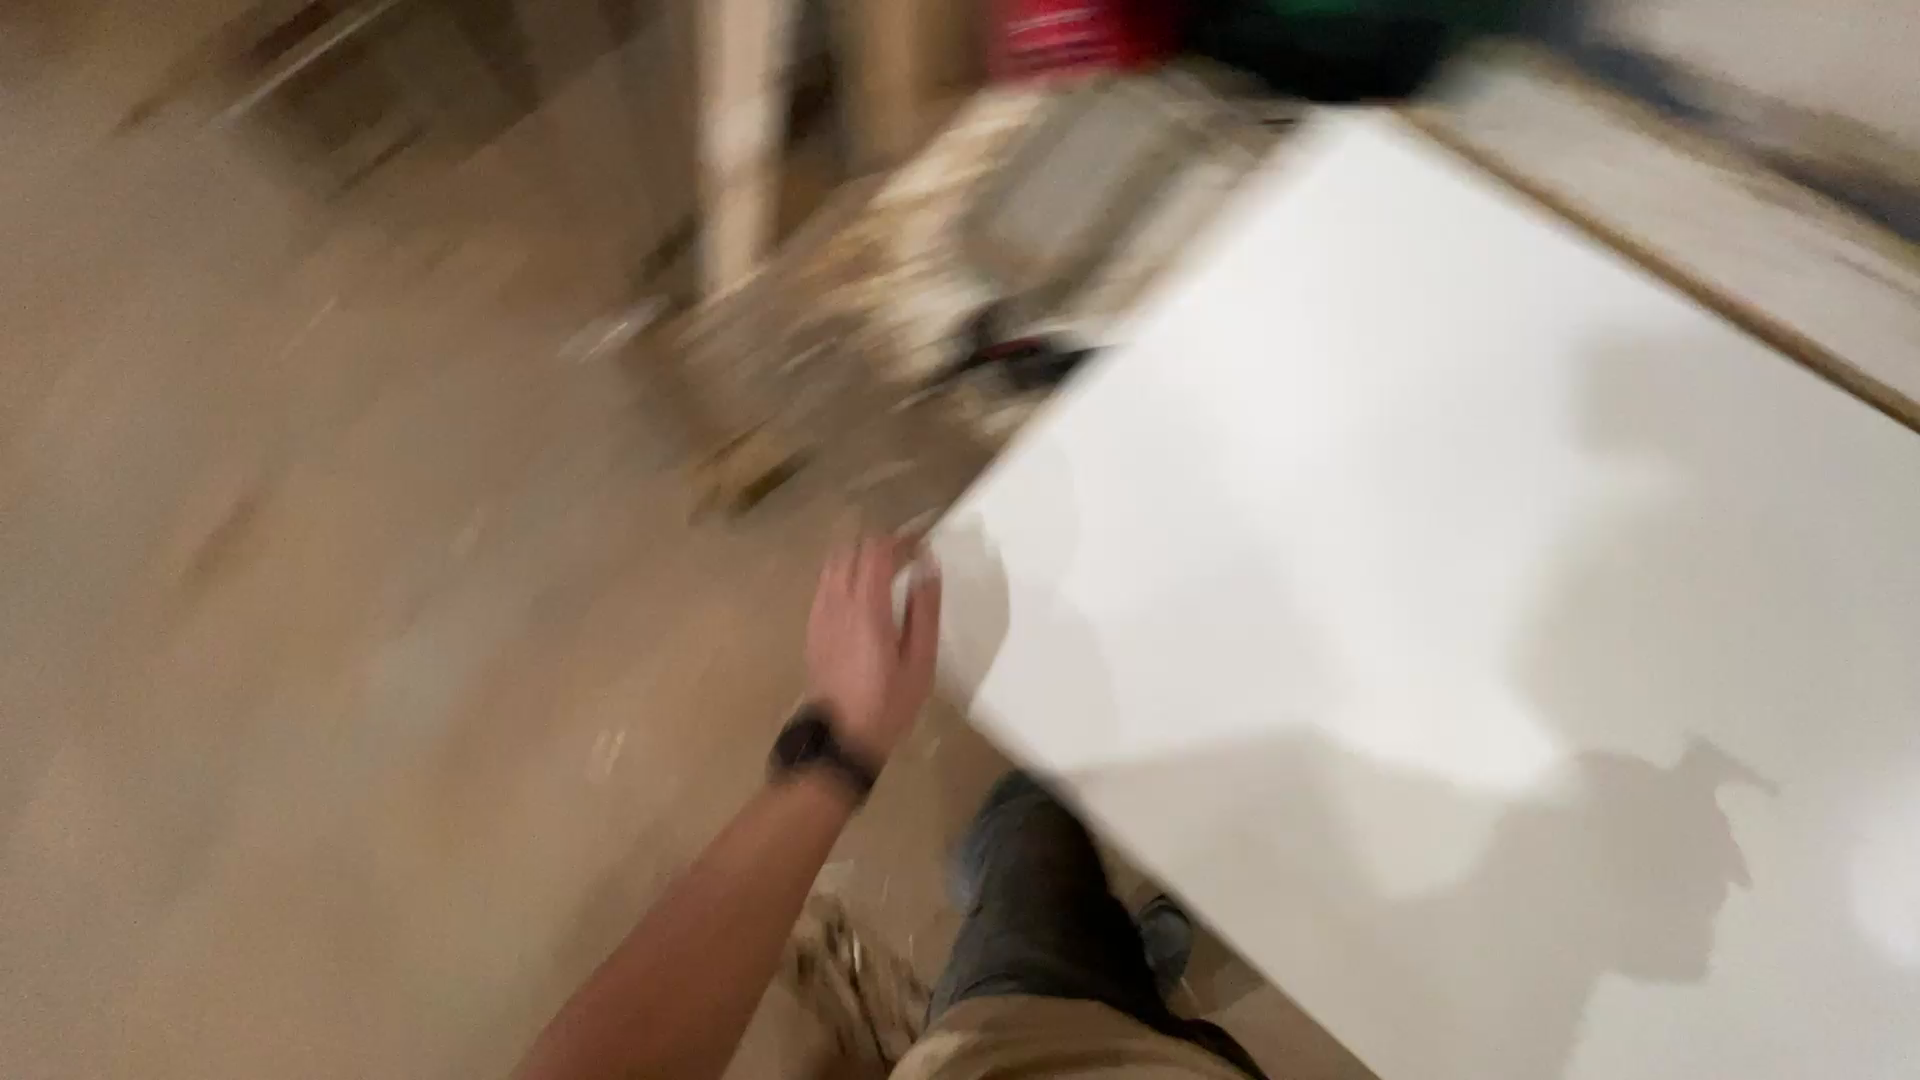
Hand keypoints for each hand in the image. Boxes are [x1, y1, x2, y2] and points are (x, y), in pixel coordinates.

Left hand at [805, 534, 941, 764]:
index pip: (877, 550)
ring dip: (859, 554)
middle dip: (880, 542)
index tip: (922, 541)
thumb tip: (929, 565)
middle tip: (908, 552)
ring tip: (886, 566)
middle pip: (852, 548)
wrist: (840, 739)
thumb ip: (924, 608)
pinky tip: (862, 590)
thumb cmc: (888, 703)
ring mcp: (820, 612)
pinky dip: (844, 572)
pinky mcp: (812, 625)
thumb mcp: (920, 661)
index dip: (900, 538)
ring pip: (834, 562)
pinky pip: (825, 582)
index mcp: (867, 607)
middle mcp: (837, 602)